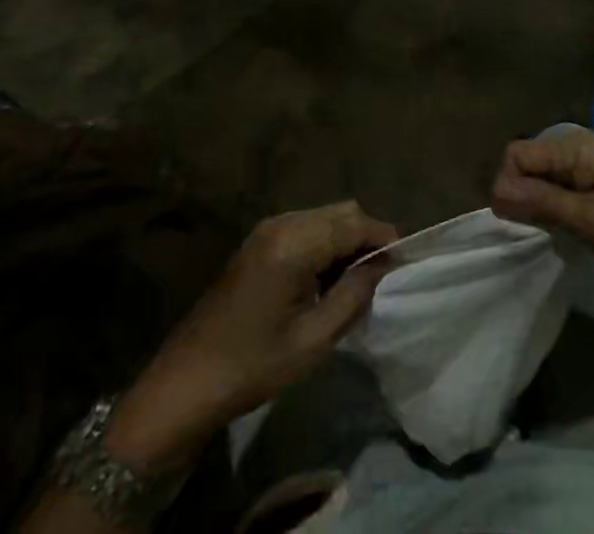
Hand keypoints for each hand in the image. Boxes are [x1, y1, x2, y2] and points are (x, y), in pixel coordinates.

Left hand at [103, 202, 395, 469]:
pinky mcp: (257, 242)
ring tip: (354, 281)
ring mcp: (265, 231)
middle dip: (366, 236)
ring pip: (324, 216)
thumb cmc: (253, 366)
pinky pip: (304, 227)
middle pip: (341, 211)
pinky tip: (325, 279)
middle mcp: (280, 225)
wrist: (187, 382)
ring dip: (345, 239)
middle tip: (380, 276)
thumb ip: (354, 293)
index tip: (406, 262)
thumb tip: (381, 264)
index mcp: (294, 245)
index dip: (385, 239)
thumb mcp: (315, 338)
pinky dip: (324, 243)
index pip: (355, 224)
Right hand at [491, 124, 593, 275]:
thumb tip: (493, 192)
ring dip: (545, 209)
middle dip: (525, 198)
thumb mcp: (593, 220)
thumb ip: (543, 203)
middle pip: (528, 167)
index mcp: (574, 147)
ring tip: (563, 236)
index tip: (524, 222)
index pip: (515, 155)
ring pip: (546, 183)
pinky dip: (562, 213)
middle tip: (547, 232)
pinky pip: (565, 193)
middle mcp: (579, 150)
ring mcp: (593, 169)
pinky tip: (577, 234)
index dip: (509, 187)